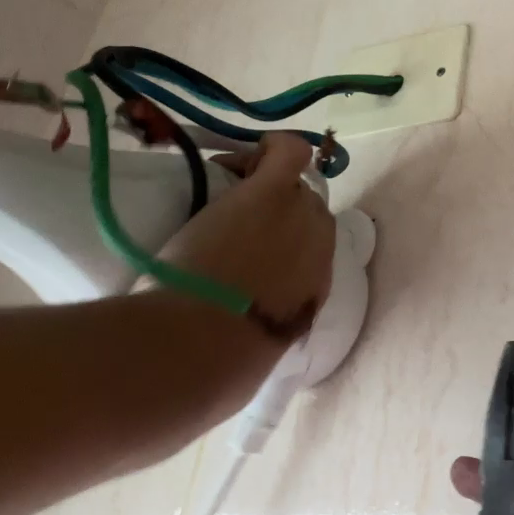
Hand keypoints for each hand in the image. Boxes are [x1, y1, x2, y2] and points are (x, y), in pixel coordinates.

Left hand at [152, 133, 335, 338]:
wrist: (194, 350)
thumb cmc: (217, 367)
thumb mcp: (253, 356)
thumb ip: (257, 334)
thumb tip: (240, 340)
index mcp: (316, 288)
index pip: (306, 248)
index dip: (277, 242)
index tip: (244, 250)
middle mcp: (318, 245)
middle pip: (302, 210)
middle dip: (272, 211)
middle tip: (228, 221)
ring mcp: (297, 214)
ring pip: (289, 182)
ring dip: (261, 184)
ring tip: (221, 197)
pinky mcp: (270, 191)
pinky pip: (287, 151)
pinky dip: (270, 147)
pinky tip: (242, 156)